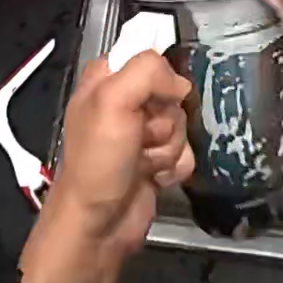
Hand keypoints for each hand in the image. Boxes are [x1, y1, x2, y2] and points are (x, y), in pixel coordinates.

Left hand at [18, 52, 192, 282]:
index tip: (154, 96)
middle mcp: (126, 99)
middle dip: (164, 118)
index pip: (150, 55)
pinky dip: (174, 166)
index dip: (159, 76)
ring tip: (143, 160)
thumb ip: (148, 72)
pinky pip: (186, 151)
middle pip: (171, 92)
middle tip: (142, 136)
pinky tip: (154, 175)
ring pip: (181, 122)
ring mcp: (142, 131)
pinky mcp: (157, 159)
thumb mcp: (113, 101)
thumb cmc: (98, 160)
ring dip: (168, 146)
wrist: (97, 227)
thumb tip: (180, 84)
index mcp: (108, 76)